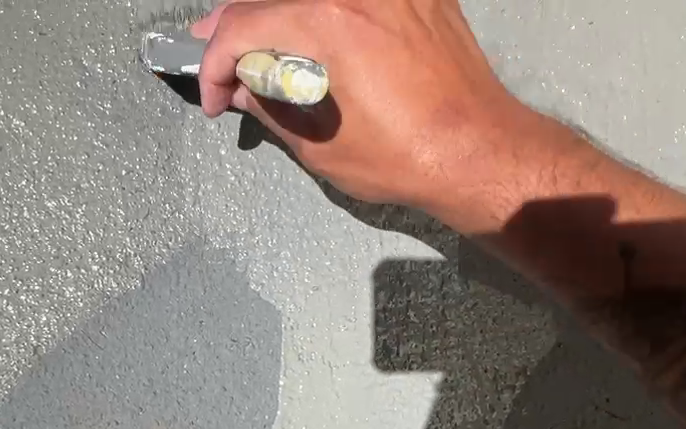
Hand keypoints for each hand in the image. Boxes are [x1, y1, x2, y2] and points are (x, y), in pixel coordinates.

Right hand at [192, 0, 550, 217]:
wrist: (472, 148)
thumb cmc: (400, 157)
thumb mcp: (319, 146)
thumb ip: (272, 107)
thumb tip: (242, 89)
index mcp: (325, 25)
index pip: (241, 26)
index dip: (213, 65)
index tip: (214, 98)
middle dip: (233, 26)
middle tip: (216, 55)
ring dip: (273, 12)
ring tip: (258, 42)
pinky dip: (318, 10)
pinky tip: (310, 30)